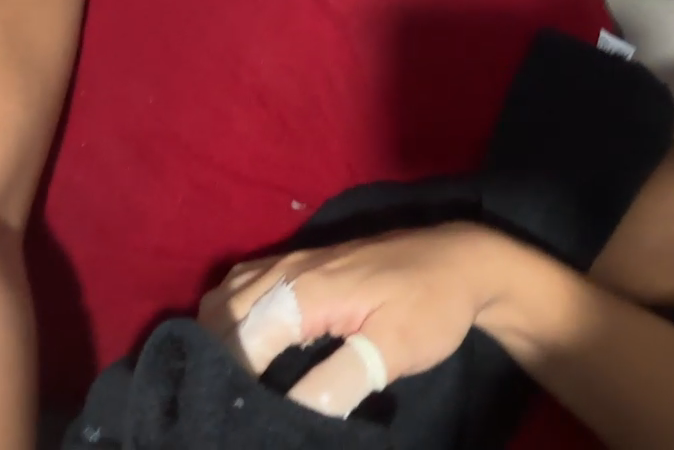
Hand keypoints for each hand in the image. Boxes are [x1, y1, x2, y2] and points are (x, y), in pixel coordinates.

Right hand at [198, 225, 524, 416]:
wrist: (459, 259)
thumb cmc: (430, 305)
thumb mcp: (393, 350)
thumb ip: (339, 381)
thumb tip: (291, 413)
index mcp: (306, 290)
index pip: (240, 338)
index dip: (230, 381)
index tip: (233, 416)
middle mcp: (289, 268)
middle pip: (221, 311)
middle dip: (214, 356)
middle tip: (226, 403)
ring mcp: (294, 259)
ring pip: (229, 292)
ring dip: (219, 331)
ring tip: (230, 379)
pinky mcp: (304, 261)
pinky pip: (247, 281)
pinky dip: (232, 310)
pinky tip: (246, 340)